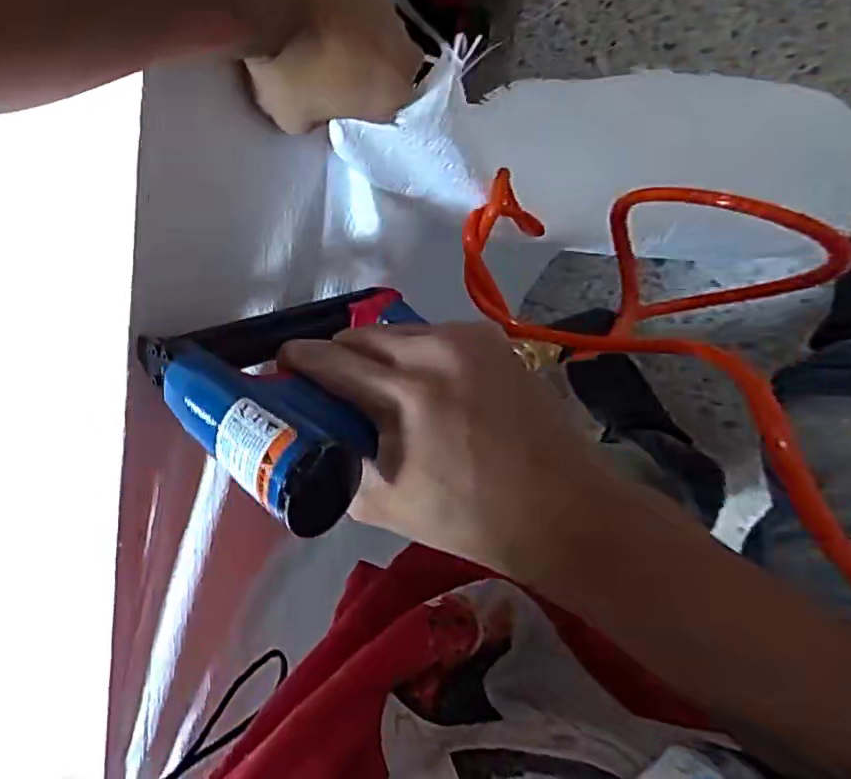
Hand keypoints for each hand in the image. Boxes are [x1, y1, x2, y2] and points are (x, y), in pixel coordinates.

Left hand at [243, 0, 426, 134]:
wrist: (274, 2)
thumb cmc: (287, 71)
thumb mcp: (291, 118)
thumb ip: (316, 121)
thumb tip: (319, 112)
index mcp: (393, 92)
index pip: (384, 110)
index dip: (357, 109)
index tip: (332, 104)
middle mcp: (406, 50)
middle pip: (388, 69)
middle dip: (365, 72)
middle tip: (327, 72)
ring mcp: (390, 8)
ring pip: (378, 33)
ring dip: (356, 38)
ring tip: (317, 39)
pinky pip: (359, 4)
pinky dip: (342, 10)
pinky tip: (314, 11)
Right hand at [279, 322, 637, 580]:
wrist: (571, 514)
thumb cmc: (472, 518)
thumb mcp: (384, 502)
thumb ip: (334, 463)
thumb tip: (302, 440)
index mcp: (407, 394)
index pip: (327, 358)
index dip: (294, 360)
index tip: (280, 367)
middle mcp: (434, 352)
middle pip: (355, 337)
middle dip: (332, 357)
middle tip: (327, 386)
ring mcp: (466, 340)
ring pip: (390, 332)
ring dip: (371, 353)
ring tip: (375, 386)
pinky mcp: (489, 340)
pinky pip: (426, 334)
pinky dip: (410, 352)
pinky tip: (419, 382)